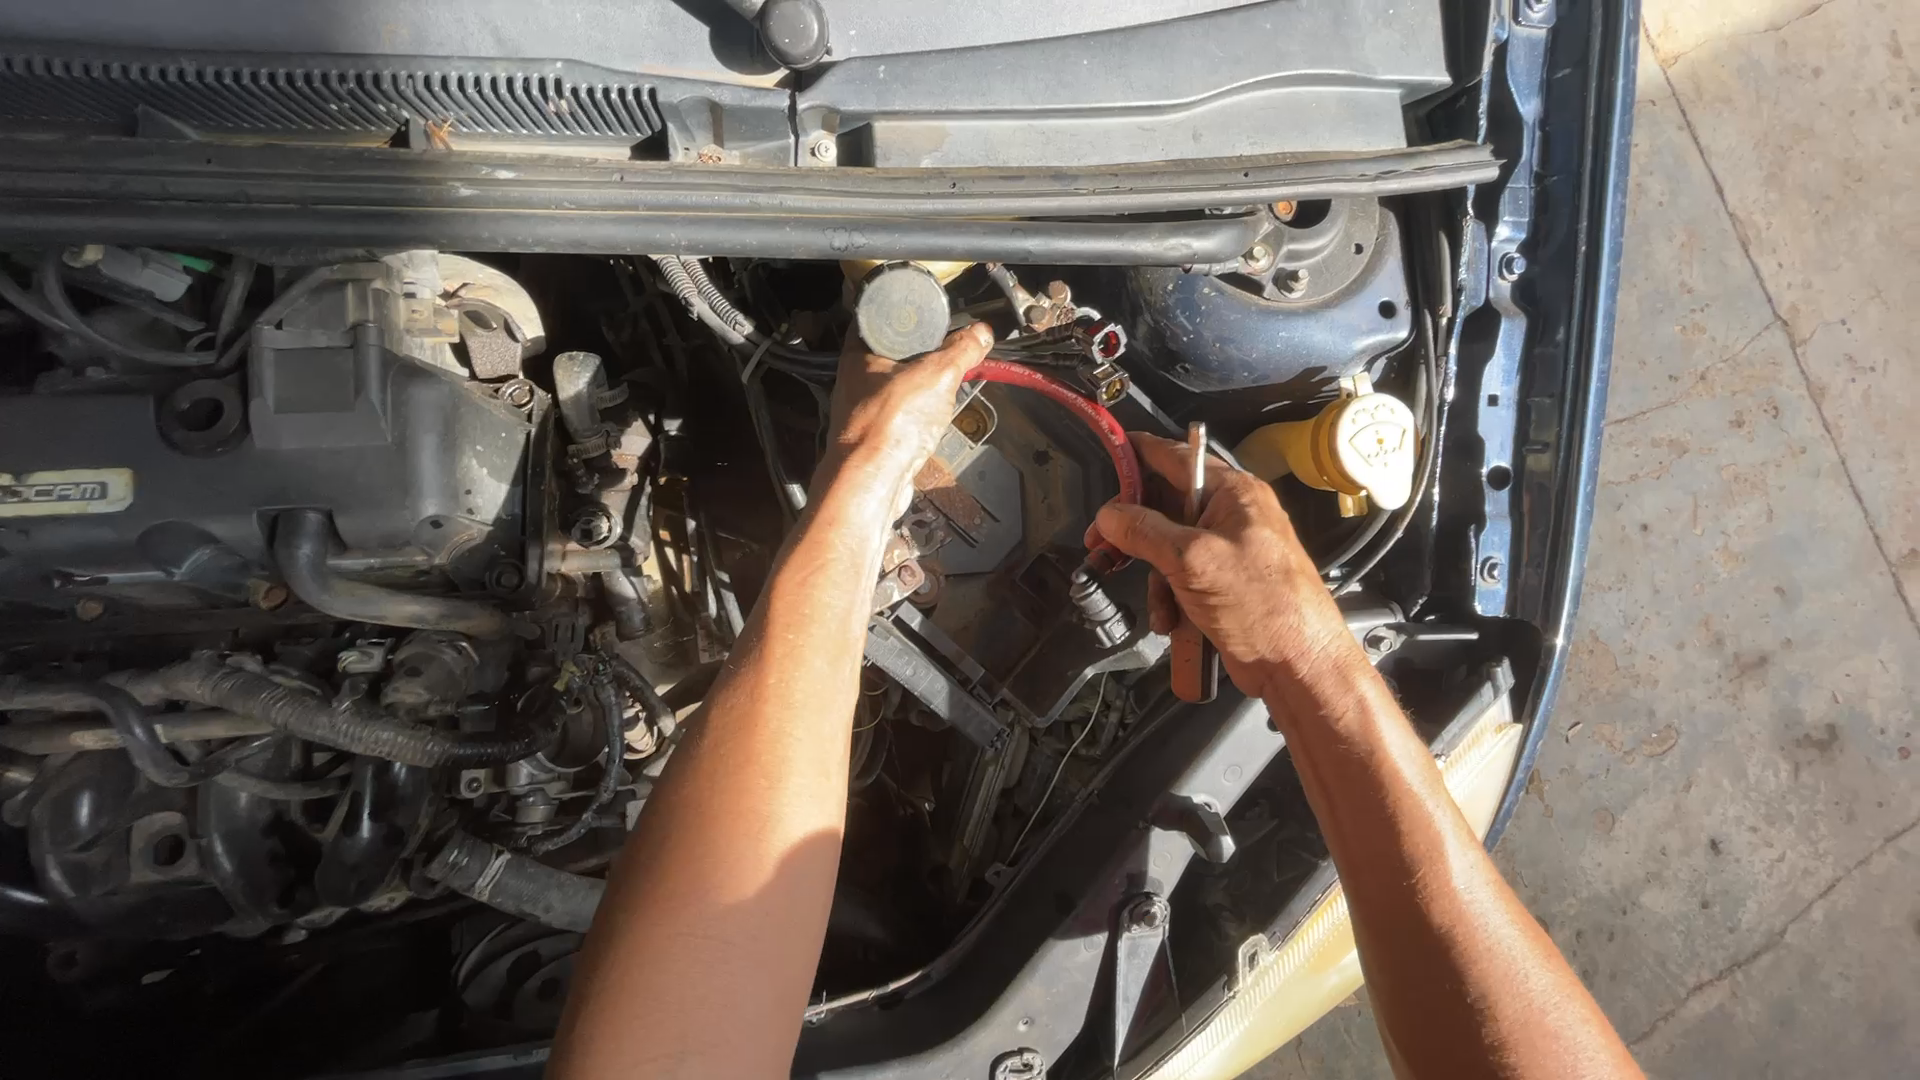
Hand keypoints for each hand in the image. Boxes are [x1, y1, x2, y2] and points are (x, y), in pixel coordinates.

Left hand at [813, 323, 993, 516]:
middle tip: (946, 353)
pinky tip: (931, 420)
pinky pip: (899, 417)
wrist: (872, 481)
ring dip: (920, 388)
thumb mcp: (938, 375)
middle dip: (920, 355)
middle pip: (891, 355)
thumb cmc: (892, 424)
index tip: (928, 315)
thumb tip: (981, 332)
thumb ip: (961, 351)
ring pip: (896, 388)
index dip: (903, 312)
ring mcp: (861, 411)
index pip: (876, 317)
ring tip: (943, 388)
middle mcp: (853, 380)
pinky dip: (916, 417)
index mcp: (858, 353)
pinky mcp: (873, 438)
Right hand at [1087, 432, 1365, 702]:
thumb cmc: (1258, 603)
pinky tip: (1171, 620)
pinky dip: (1169, 597)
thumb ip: (1144, 530)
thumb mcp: (1191, 560)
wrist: (1297, 664)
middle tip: (1099, 545)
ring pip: (1166, 547)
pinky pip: (1180, 577)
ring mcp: (1226, 549)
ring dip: (1154, 577)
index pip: (1177, 458)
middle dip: (1132, 529)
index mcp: (1233, 493)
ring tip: (1157, 605)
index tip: (1111, 447)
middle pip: (1165, 505)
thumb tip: (1107, 513)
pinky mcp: (1222, 582)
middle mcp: (1230, 514)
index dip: (1140, 453)